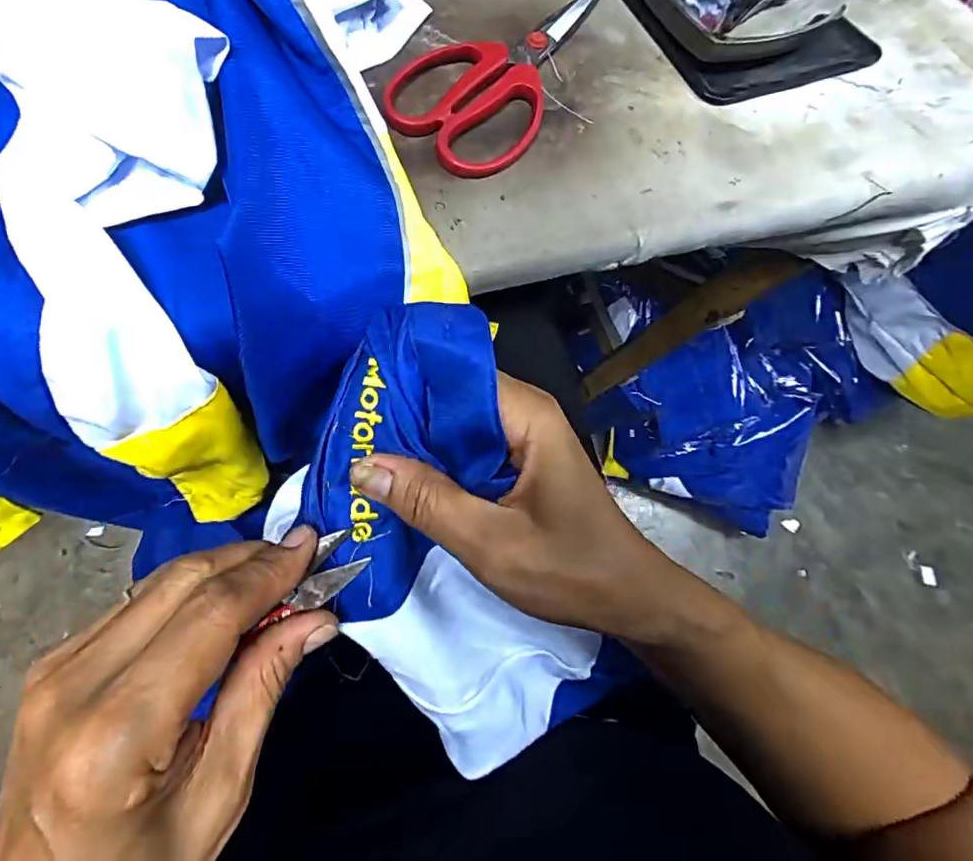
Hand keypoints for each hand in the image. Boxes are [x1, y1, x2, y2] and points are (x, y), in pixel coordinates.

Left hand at [0, 533, 340, 860]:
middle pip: (183, 583)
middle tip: (303, 555)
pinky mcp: (51, 665)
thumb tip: (316, 617)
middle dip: (252, 558)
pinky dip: (193, 587)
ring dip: (225, 567)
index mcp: (117, 733)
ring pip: (160, 581)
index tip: (313, 547)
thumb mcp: (221, 790)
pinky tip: (227, 598)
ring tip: (275, 573)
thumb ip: (262, 688)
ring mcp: (53, 671)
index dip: (268, 572)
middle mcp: (73, 687)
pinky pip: (138, 600)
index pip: (210, 615)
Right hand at [349, 373, 717, 644]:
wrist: (628, 597)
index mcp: (528, 415)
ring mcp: (525, 440)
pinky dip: (439, 465)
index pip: (457, 375)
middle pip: (455, 398)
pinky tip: (399, 482)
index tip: (356, 397)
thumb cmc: (570, 569)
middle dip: (404, 415)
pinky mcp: (521, 465)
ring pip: (460, 428)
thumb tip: (361, 464)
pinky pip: (471, 452)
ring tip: (357, 455)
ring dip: (417, 444)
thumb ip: (427, 501)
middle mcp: (527, 415)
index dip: (407, 382)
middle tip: (345, 433)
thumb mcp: (491, 541)